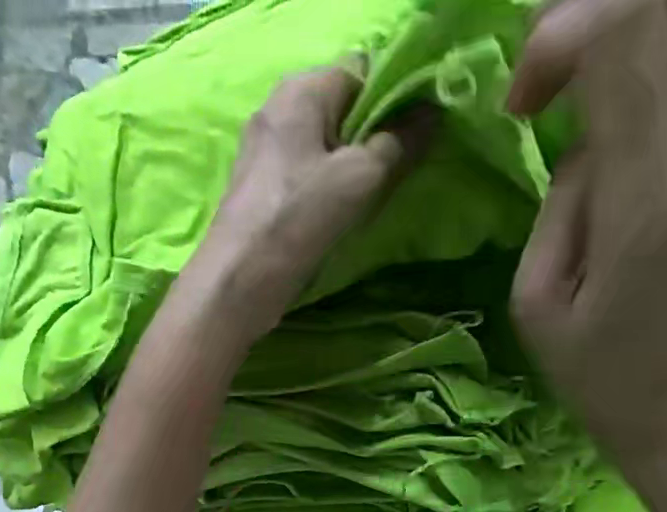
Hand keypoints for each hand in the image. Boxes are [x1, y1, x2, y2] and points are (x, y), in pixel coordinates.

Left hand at [188, 68, 435, 330]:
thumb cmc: (295, 220)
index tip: (415, 134)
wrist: (234, 285)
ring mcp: (263, 156)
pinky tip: (341, 217)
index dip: (394, 97)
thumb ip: (400, 140)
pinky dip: (327, 192)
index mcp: (298, 91)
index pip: (362, 72)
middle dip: (374, 136)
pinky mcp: (259, 194)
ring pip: (324, 150)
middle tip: (399, 170)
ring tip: (373, 198)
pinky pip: (305, 178)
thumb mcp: (359, 177)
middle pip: (342, 112)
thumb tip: (431, 113)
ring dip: (352, 170)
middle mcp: (275, 113)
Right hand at [509, 0, 666, 456]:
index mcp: (659, 185)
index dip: (560, 31)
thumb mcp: (535, 290)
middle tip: (572, 53)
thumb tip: (593, 116)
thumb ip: (565, 185)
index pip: (625, 25)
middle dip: (613, 0)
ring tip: (628, 42)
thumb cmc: (592, 360)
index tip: (523, 100)